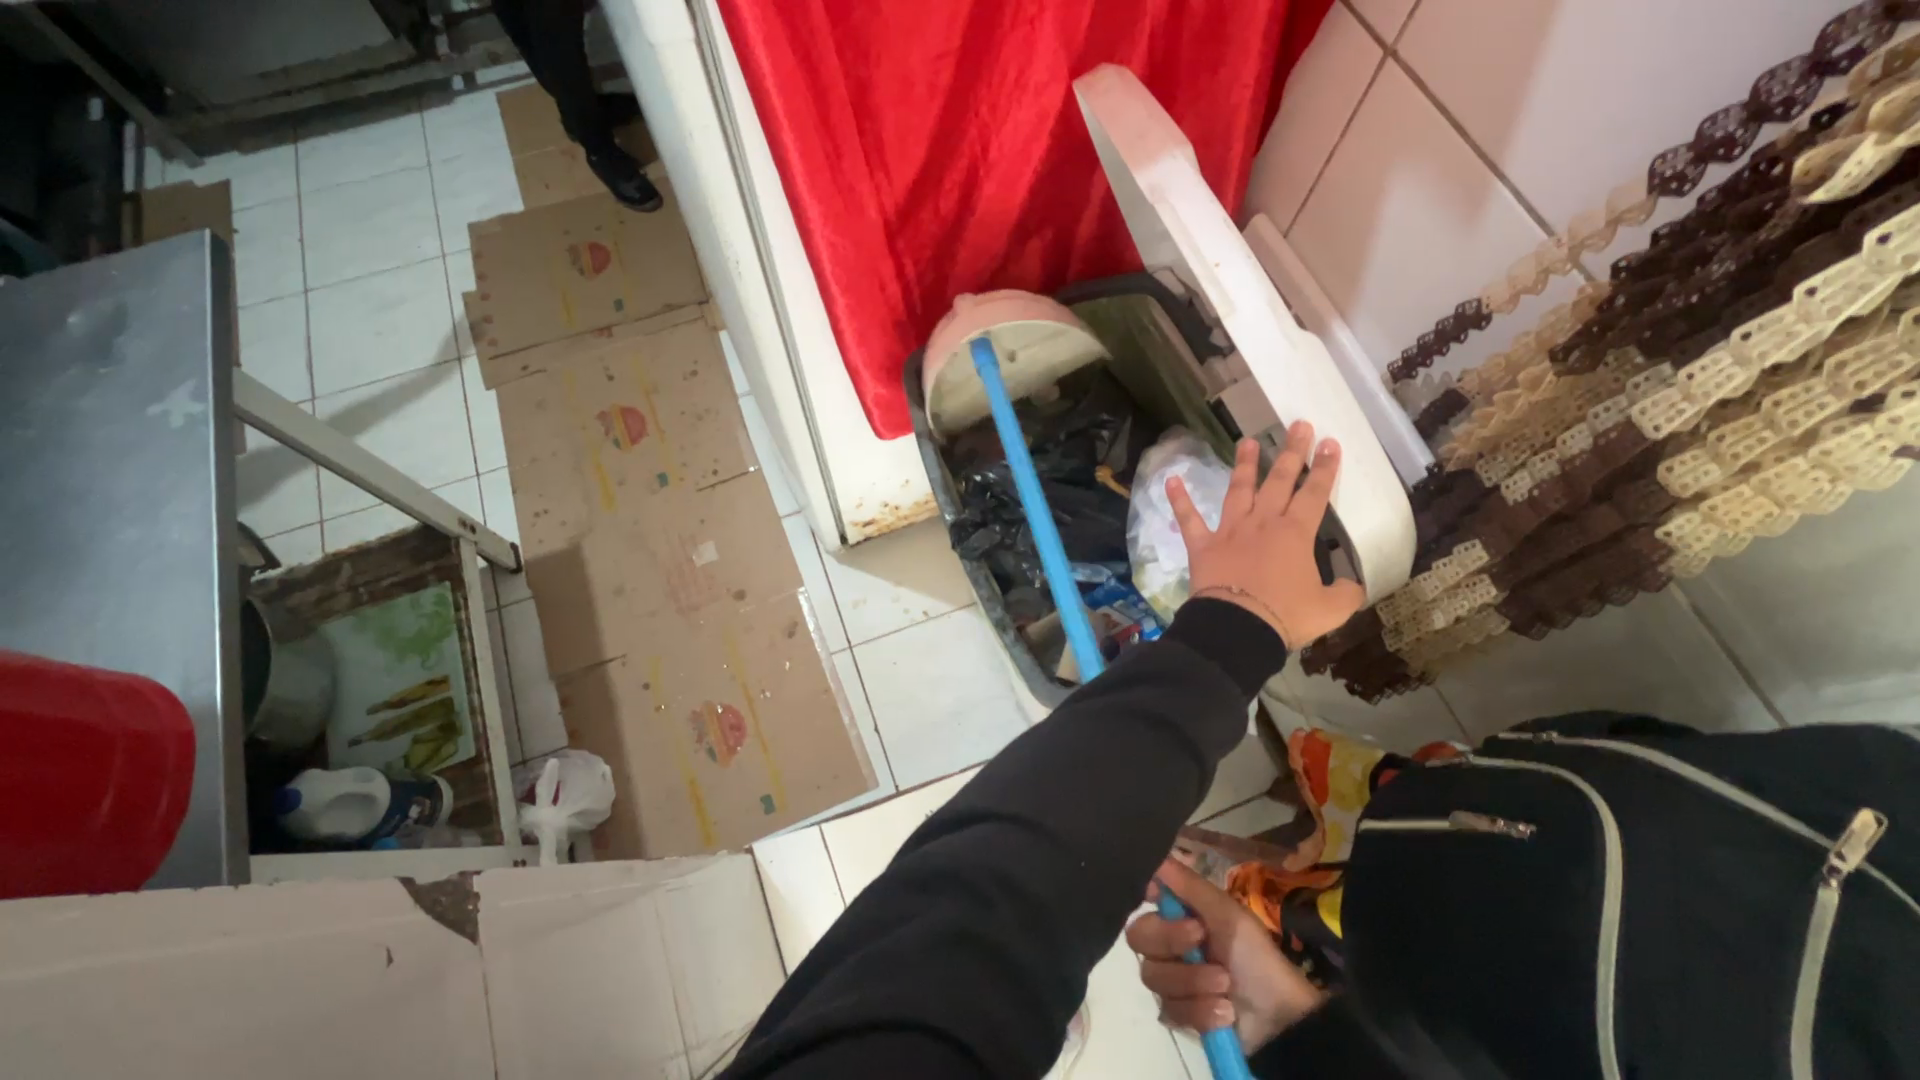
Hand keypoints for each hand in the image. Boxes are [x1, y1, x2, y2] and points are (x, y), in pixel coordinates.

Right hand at [1126, 857, 1324, 1052]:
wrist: (1280, 1017)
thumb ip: (1189, 885)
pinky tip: (1224, 1012)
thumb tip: (1157, 854)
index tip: (1155, 897)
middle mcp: (1168, 943)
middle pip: (1139, 936)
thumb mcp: (1227, 914)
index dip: (1142, 895)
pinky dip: (1200, 1011)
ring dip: (1194, 982)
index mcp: (1180, 915)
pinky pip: (1169, 1010)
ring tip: (1226, 987)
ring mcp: (1170, 980)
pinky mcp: (1177, 1014)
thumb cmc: (1255, 956)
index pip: (1142, 897)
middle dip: (1171, 940)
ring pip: (1154, 976)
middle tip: (1201, 942)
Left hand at [1167, 421, 1365, 648]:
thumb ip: (1346, 593)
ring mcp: (1229, 531)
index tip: (1330, 443)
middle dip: (1291, 452)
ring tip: (1248, 441)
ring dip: (1244, 465)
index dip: (1325, 468)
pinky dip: (1179, 499)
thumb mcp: (1330, 609)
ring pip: (1238, 490)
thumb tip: (1353, 585)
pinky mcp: (1202, 545)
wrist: (1237, 629)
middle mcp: (1262, 523)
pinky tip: (1172, 479)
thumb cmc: (1285, 616)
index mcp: (1295, 534)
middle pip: (1279, 481)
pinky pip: (1188, 519)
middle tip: (1298, 425)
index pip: (1315, 494)